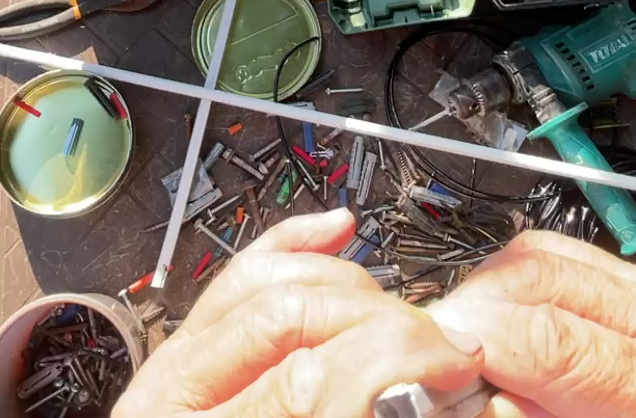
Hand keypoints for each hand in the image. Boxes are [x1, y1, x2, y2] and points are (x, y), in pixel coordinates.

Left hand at [113, 209, 483, 417]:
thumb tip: (459, 402)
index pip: (309, 381)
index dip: (394, 356)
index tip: (452, 363)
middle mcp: (180, 398)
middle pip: (293, 318)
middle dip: (383, 319)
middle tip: (438, 343)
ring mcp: (176, 364)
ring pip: (267, 280)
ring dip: (348, 282)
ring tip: (399, 311)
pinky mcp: (185, 345)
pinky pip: (241, 273)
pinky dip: (294, 244)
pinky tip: (334, 234)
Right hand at [429, 230, 635, 417]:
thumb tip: (482, 395)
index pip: (554, 340)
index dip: (482, 340)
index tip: (435, 354)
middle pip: (543, 271)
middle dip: (476, 298)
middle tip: (438, 336)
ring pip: (549, 250)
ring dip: (493, 283)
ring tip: (470, 329)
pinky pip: (572, 258)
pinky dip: (524, 280)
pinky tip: (510, 317)